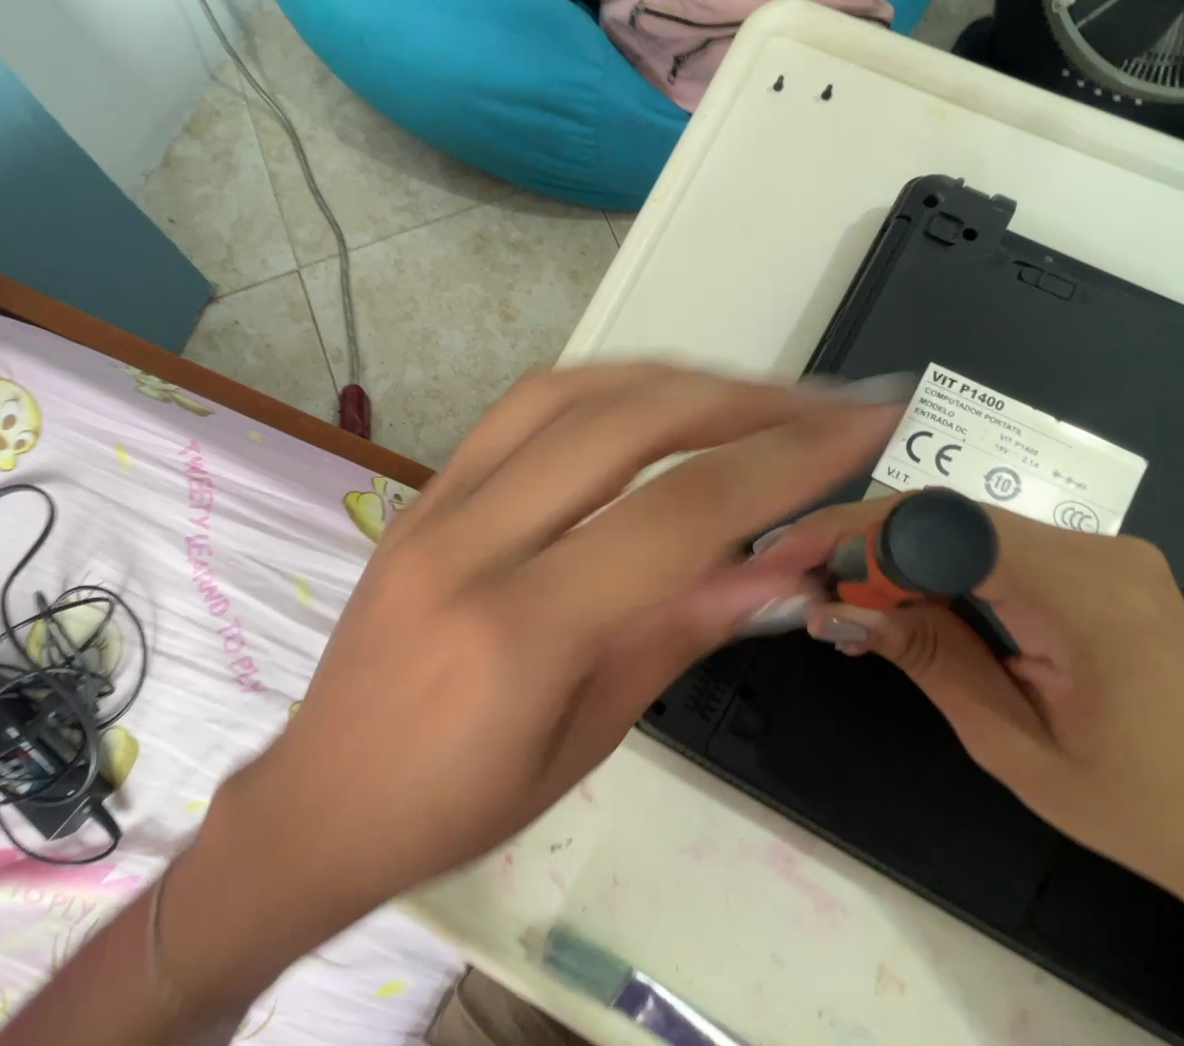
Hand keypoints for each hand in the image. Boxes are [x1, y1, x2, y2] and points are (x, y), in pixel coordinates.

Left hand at [228, 366, 907, 914]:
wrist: (322, 800)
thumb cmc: (457, 805)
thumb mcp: (585, 737)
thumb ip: (678, 633)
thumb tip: (781, 564)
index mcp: (519, 630)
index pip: (678, 516)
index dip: (785, 463)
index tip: (861, 429)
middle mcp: (469, 544)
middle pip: (623, 424)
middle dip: (742, 399)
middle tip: (823, 401)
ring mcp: (432, 507)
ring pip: (565, 393)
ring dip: (671, 378)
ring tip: (751, 394)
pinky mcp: (418, 497)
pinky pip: (516, 413)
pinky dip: (601, 390)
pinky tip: (651, 403)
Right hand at [760, 497, 1183, 909]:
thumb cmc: (1141, 809)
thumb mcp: (1011, 742)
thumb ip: (927, 659)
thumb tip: (837, 610)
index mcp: (1085, 590)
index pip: (939, 526)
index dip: (850, 533)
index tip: (785, 560)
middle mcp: (1102, 551)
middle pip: (950, 522)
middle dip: (864, 547)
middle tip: (802, 589)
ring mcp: (1110, 560)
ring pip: (971, 536)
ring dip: (899, 565)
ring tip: (842, 608)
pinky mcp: (1107, 578)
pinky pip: (1004, 558)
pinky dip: (943, 579)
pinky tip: (906, 613)